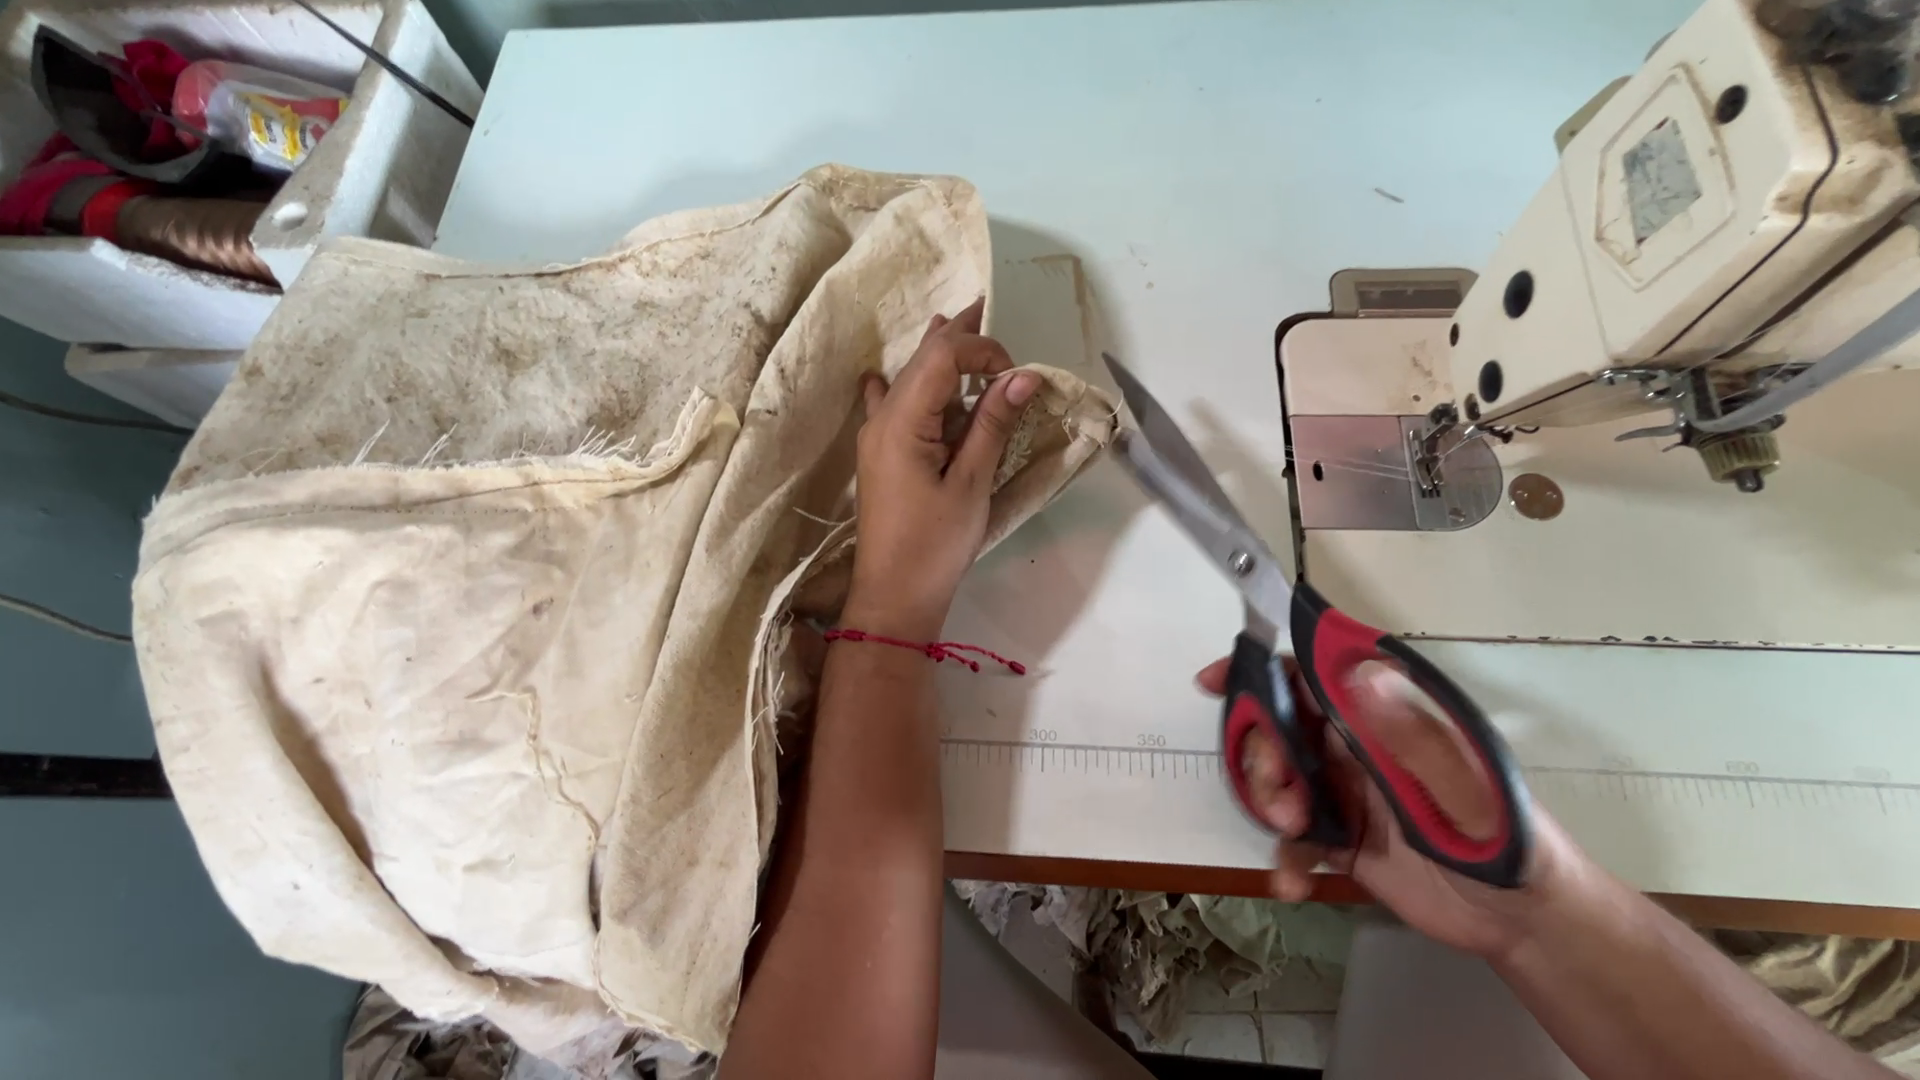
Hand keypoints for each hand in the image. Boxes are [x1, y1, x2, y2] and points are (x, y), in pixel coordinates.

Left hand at [844, 298, 1039, 640]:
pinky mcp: (881, 455)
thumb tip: (1023, 375)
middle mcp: (882, 420)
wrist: (893, 595)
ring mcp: (876, 437)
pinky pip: (892, 405)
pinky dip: (911, 386)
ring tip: (957, 322)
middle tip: (984, 306)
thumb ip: (992, 424)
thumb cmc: (935, 545)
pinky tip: (892, 374)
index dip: (980, 350)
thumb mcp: (971, 484)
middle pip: (921, 361)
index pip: (941, 358)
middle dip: (957, 337)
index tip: (1016, 374)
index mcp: (902, 422)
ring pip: (908, 380)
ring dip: (937, 355)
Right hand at [1197, 657, 1588, 961]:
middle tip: (1279, 798)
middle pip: (1279, 730)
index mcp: (1382, 719)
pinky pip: (1291, 840)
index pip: (1311, 677)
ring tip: (1295, 835)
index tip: (1216, 681)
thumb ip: (1406, 735)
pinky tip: (1292, 885)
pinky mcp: (1338, 840)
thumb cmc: (1504, 840)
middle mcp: (1354, 748)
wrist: (1522, 922)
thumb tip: (1356, 673)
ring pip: (1277, 781)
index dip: (1261, 671)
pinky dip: (1285, 861)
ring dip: (1271, 805)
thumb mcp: (1459, 786)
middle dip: (1263, 759)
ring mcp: (1343, 793)